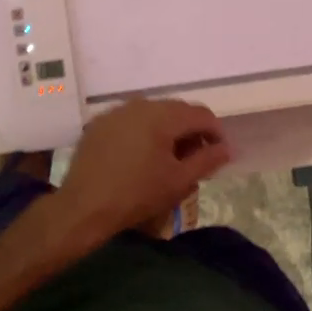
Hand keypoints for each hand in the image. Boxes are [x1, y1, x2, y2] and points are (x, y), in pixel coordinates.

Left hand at [53, 98, 232, 243]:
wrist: (85, 206)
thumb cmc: (137, 194)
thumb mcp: (179, 181)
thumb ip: (207, 160)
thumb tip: (226, 148)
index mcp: (162, 115)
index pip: (200, 114)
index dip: (215, 132)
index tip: (218, 154)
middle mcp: (138, 104)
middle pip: (176, 111)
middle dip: (190, 131)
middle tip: (195, 159)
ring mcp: (115, 112)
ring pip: (152, 114)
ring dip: (166, 131)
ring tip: (169, 159)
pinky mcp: (98, 125)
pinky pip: (130, 122)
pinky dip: (143, 133)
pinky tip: (141, 156)